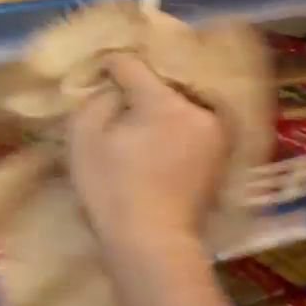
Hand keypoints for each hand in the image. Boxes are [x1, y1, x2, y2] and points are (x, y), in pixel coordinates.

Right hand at [68, 53, 227, 266]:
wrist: (151, 240)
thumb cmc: (110, 187)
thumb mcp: (83, 137)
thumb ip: (97, 100)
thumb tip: (112, 88)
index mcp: (165, 103)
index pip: (132, 65)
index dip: (108, 67)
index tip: (93, 74)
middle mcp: (200, 111)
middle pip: (162, 83)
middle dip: (137, 87)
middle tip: (113, 100)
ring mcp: (218, 133)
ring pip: (179, 104)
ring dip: (157, 108)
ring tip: (134, 122)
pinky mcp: (222, 154)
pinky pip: (191, 125)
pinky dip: (172, 126)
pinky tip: (153, 142)